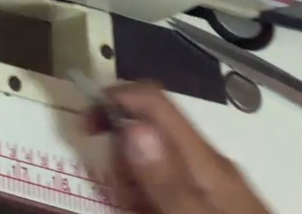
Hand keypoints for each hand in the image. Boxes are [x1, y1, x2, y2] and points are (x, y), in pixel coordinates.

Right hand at [93, 83, 273, 213]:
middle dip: (121, 154)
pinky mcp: (214, 202)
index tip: (87, 128)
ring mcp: (214, 184)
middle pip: (148, 129)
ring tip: (133, 209)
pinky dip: (149, 195)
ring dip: (133, 180)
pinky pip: (169, 182)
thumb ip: (167, 180)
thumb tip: (133, 126)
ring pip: (154, 157)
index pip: (154, 100)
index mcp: (206, 162)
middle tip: (118, 195)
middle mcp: (210, 164)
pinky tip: (148, 211)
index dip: (113, 98)